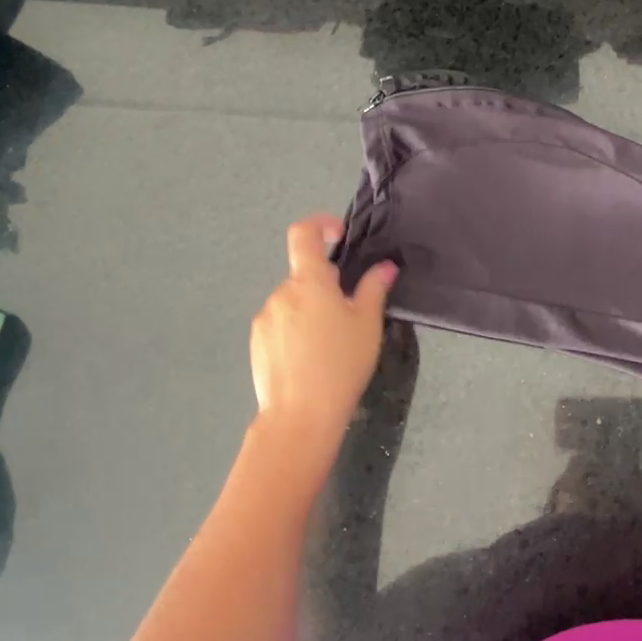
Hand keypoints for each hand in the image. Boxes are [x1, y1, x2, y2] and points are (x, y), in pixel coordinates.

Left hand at [249, 213, 395, 433]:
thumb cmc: (341, 364)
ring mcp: (265, 319)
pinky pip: (280, 324)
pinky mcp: (257, 343)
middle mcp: (282, 293)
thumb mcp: (368, 324)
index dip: (321, 225)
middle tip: (349, 316)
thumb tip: (385, 266)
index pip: (304, 234)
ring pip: (293, 302)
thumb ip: (374, 288)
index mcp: (310, 281)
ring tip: (330, 346)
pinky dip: (296, 331)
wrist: (300, 416)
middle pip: (305, 276)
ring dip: (311, 311)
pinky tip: (310, 360)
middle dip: (326, 287)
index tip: (339, 236)